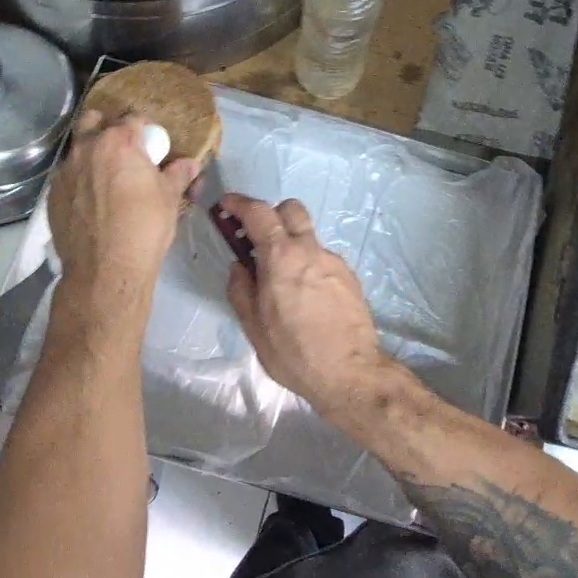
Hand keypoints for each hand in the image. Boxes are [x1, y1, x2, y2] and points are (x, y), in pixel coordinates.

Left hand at [47, 111, 199, 298]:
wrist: (105, 270)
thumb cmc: (144, 229)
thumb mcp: (169, 199)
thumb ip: (178, 175)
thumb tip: (190, 164)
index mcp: (118, 142)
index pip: (133, 119)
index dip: (145, 130)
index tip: (152, 146)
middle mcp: (86, 148)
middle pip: (94, 121)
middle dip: (108, 128)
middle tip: (124, 152)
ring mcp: (65, 171)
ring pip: (77, 149)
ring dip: (91, 155)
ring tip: (106, 179)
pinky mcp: (52, 194)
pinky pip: (67, 177)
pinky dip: (79, 181)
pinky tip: (91, 203)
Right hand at [222, 194, 393, 416]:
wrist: (350, 373)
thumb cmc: (294, 352)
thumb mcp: (253, 326)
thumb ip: (241, 289)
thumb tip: (239, 267)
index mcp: (282, 257)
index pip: (259, 213)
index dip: (239, 204)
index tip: (227, 206)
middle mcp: (311, 251)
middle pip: (291, 210)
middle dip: (271, 214)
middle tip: (257, 238)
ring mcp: (334, 262)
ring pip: (309, 238)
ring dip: (292, 245)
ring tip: (282, 281)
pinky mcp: (350, 278)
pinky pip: (323, 260)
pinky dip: (309, 267)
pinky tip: (306, 298)